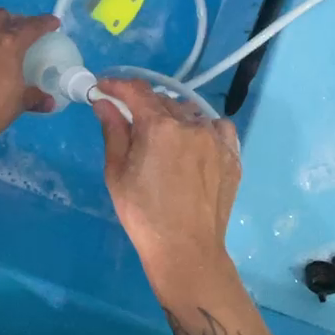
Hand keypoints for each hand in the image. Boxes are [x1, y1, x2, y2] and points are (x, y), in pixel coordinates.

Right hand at [91, 78, 239, 265]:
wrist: (186, 249)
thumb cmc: (142, 213)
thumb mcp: (117, 172)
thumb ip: (113, 131)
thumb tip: (104, 103)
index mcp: (160, 126)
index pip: (137, 91)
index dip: (117, 85)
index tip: (102, 88)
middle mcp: (192, 124)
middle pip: (163, 101)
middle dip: (142, 105)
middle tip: (127, 118)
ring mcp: (217, 139)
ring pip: (190, 114)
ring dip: (172, 117)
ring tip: (161, 136)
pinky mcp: (232, 156)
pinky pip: (217, 129)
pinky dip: (202, 129)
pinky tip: (193, 144)